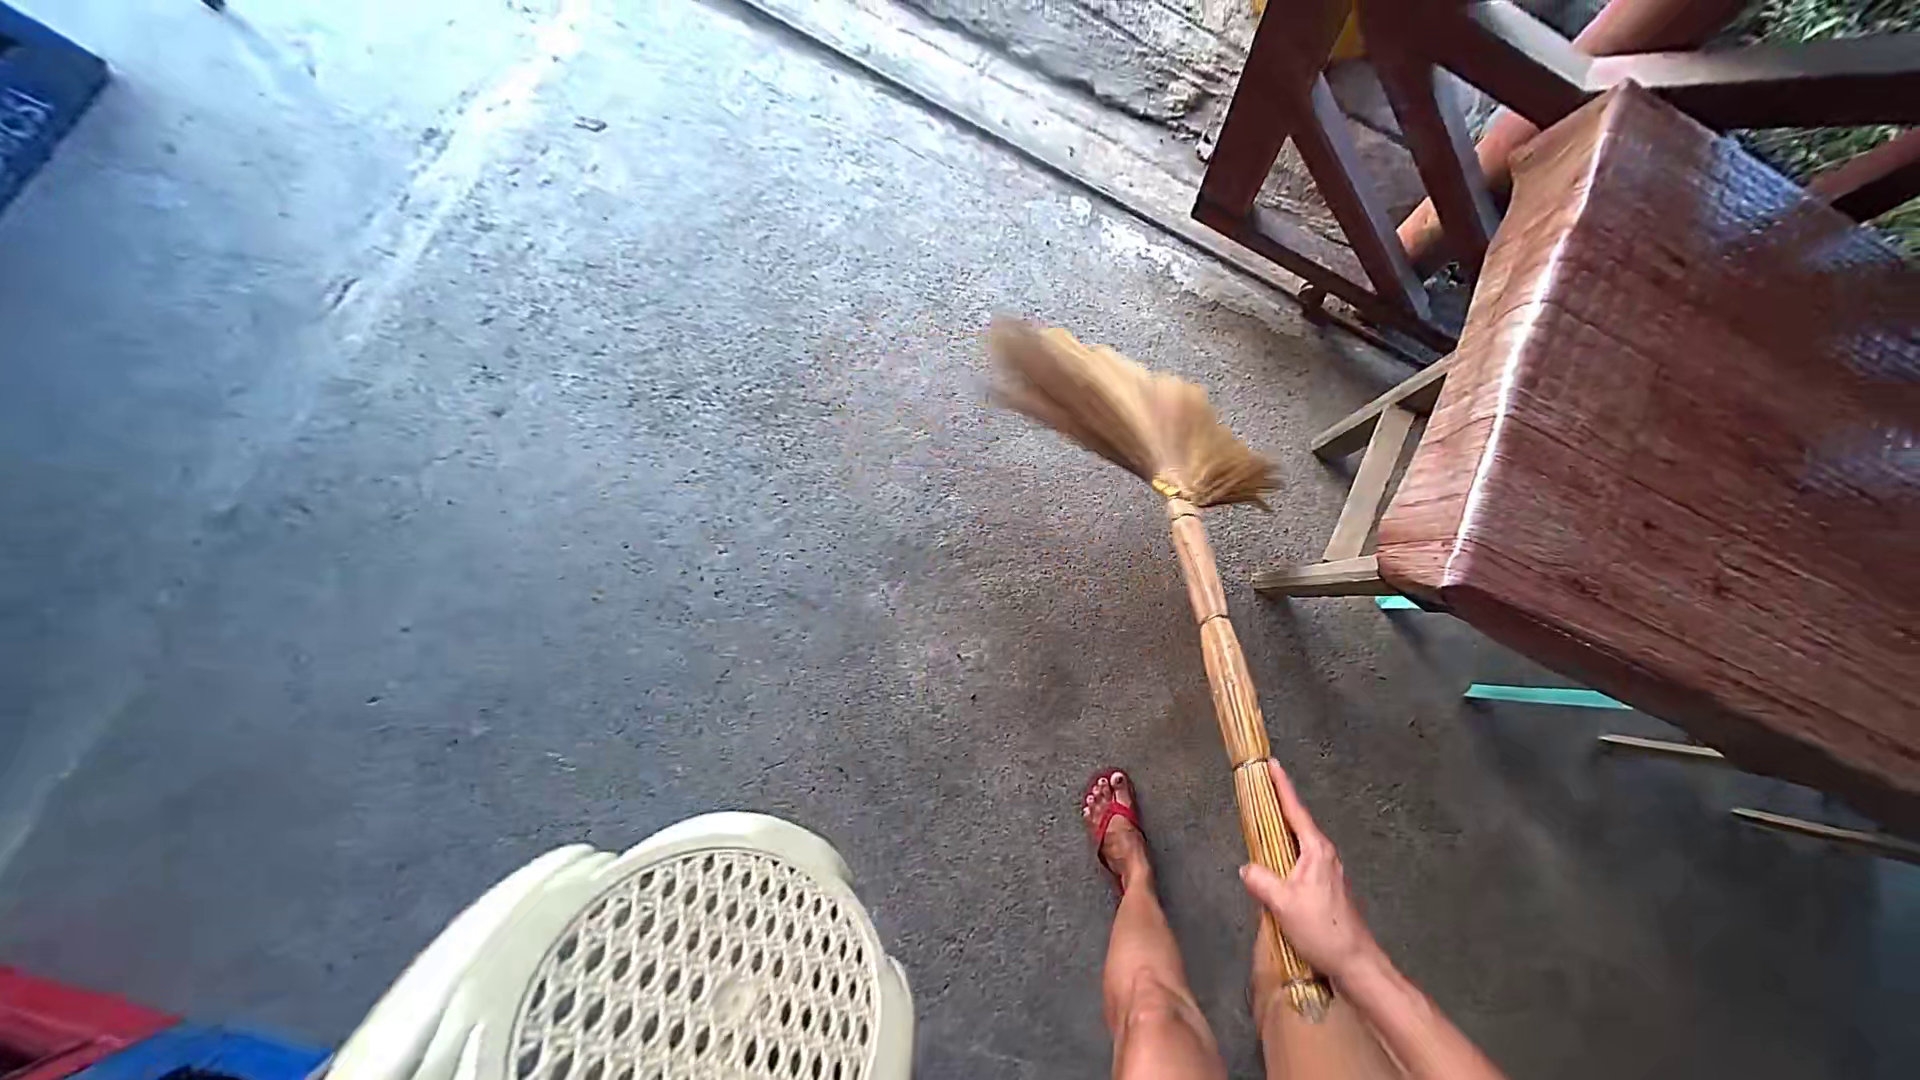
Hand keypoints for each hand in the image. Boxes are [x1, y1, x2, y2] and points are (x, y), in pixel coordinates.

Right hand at [1240, 759, 1383, 981]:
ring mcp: (1328, 872)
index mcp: (1316, 850)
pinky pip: (1300, 860)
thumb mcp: (1283, 904)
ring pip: (1299, 843)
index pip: (1295, 810)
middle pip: (1297, 822)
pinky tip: (1274, 863)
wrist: (1359, 966)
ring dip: (1281, 831)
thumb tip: (1246, 869)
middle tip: (1261, 787)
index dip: (1282, 786)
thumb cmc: (1324, 930)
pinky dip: (1285, 853)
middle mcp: (1325, 856)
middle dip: (1279, 804)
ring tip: (1262, 822)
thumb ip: (1260, 881)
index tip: (1272, 764)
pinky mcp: (1327, 888)